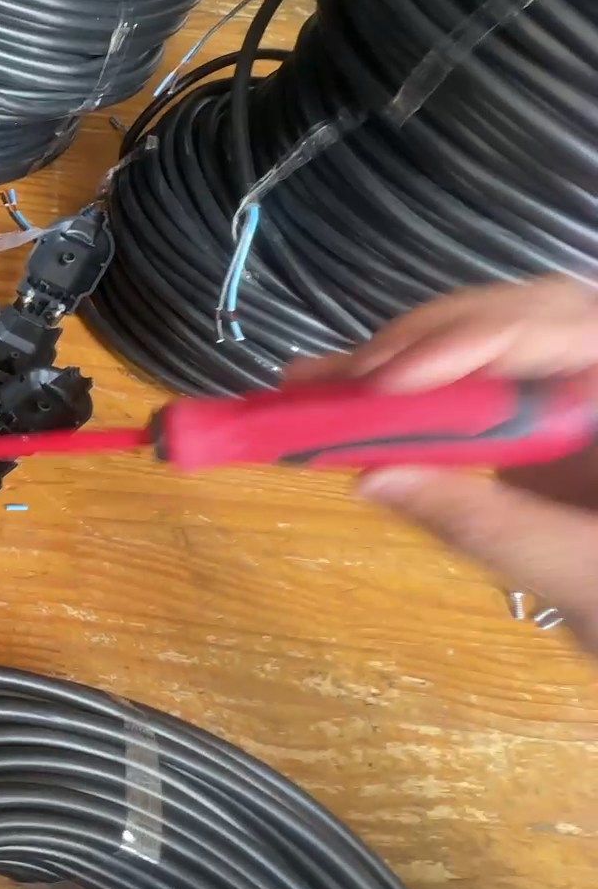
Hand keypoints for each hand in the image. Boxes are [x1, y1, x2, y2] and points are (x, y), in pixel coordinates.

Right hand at [289, 276, 597, 650]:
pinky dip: (391, 384)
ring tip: (318, 380)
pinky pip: (459, 377)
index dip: (483, 338)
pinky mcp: (527, 414)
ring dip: (394, 358)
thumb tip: (372, 480)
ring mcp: (565, 391)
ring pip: (480, 340)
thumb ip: (490, 524)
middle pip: (522, 318)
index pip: (572, 330)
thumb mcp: (580, 570)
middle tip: (354, 376)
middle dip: (428, 339)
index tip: (395, 378)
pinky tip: (335, 389)